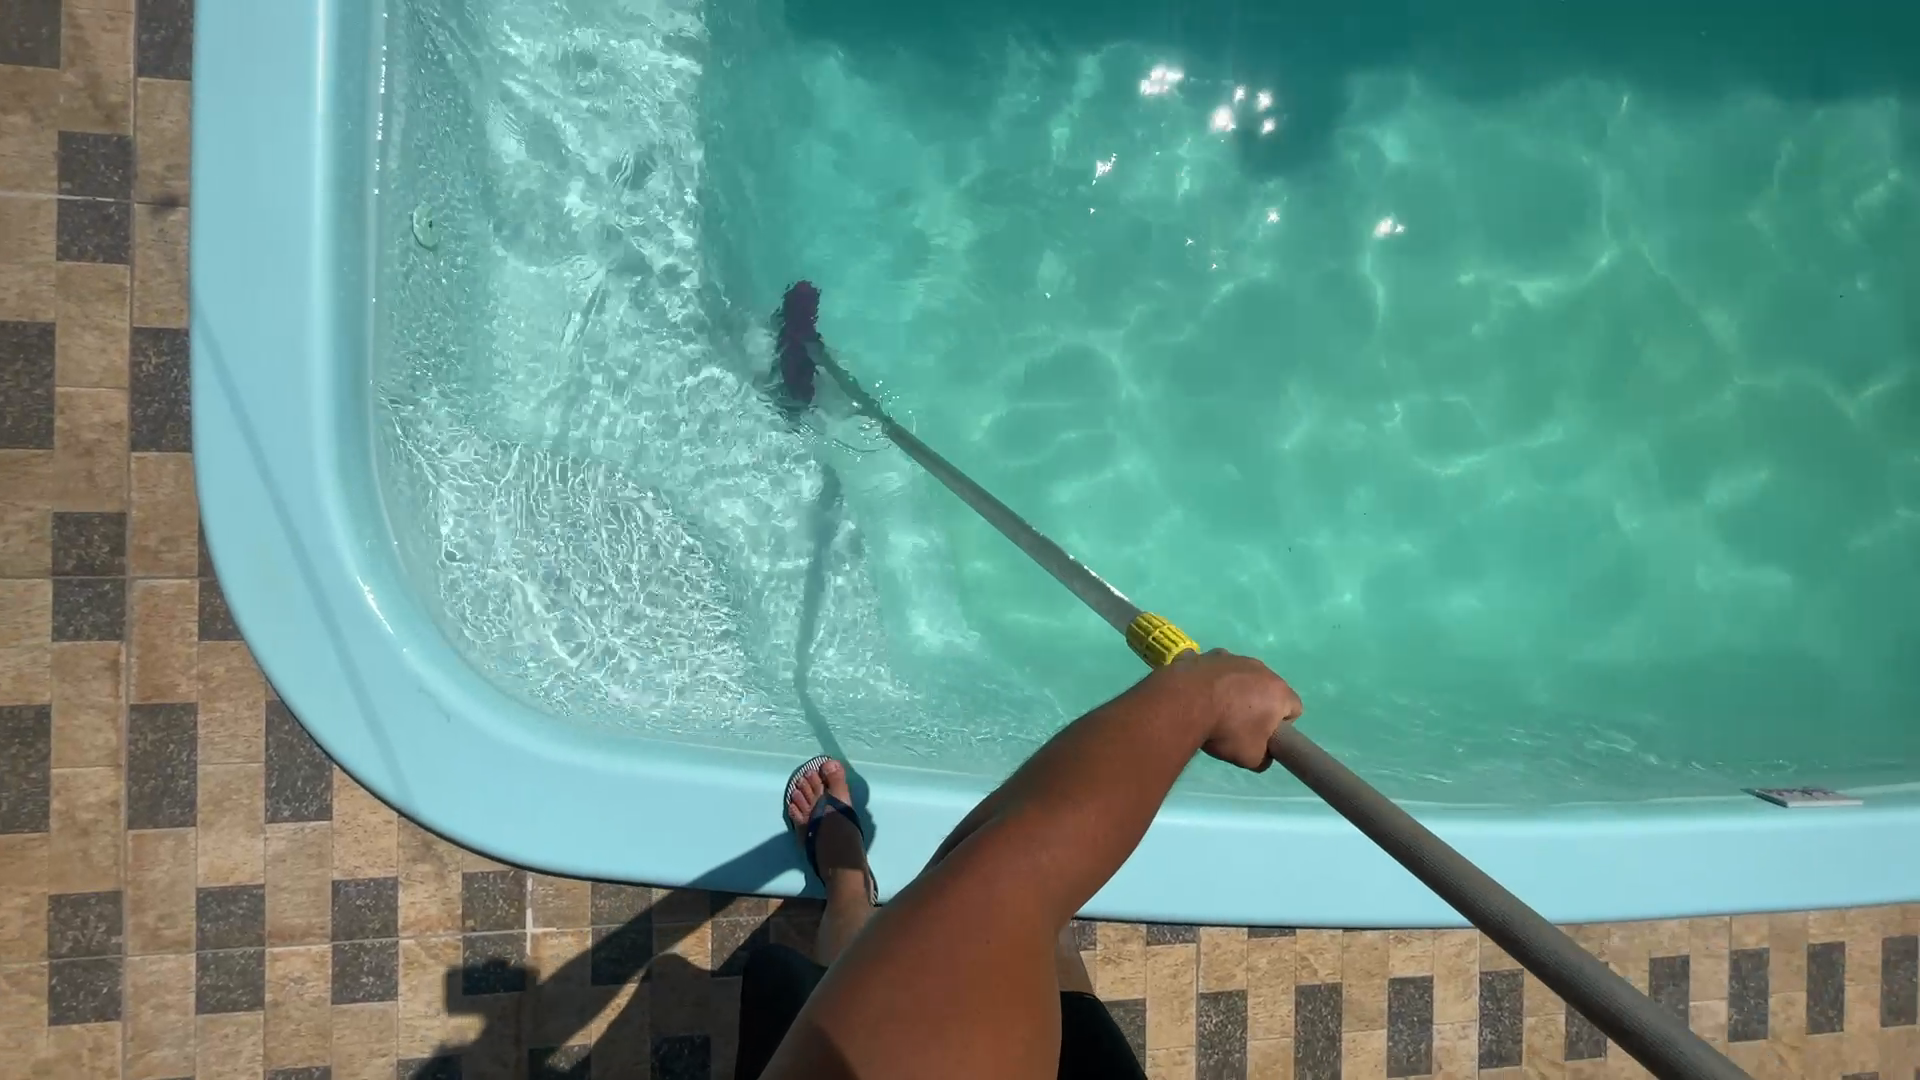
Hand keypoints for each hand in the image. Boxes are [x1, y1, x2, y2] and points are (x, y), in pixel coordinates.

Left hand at [1174, 649, 1303, 771]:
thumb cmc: (1226, 730)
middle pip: (1264, 687)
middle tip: (1236, 723)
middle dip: (1255, 703)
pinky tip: (1192, 693)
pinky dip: (1204, 678)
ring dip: (1229, 687)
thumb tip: (1261, 754)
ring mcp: (1227, 656)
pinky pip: (1208, 668)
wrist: (1182, 704)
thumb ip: (1264, 756)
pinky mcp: (1200, 654)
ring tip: (1210, 707)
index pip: (1293, 708)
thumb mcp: (1252, 758)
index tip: (1264, 735)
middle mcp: (1257, 667)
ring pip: (1236, 674)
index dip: (1282, 725)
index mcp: (1277, 690)